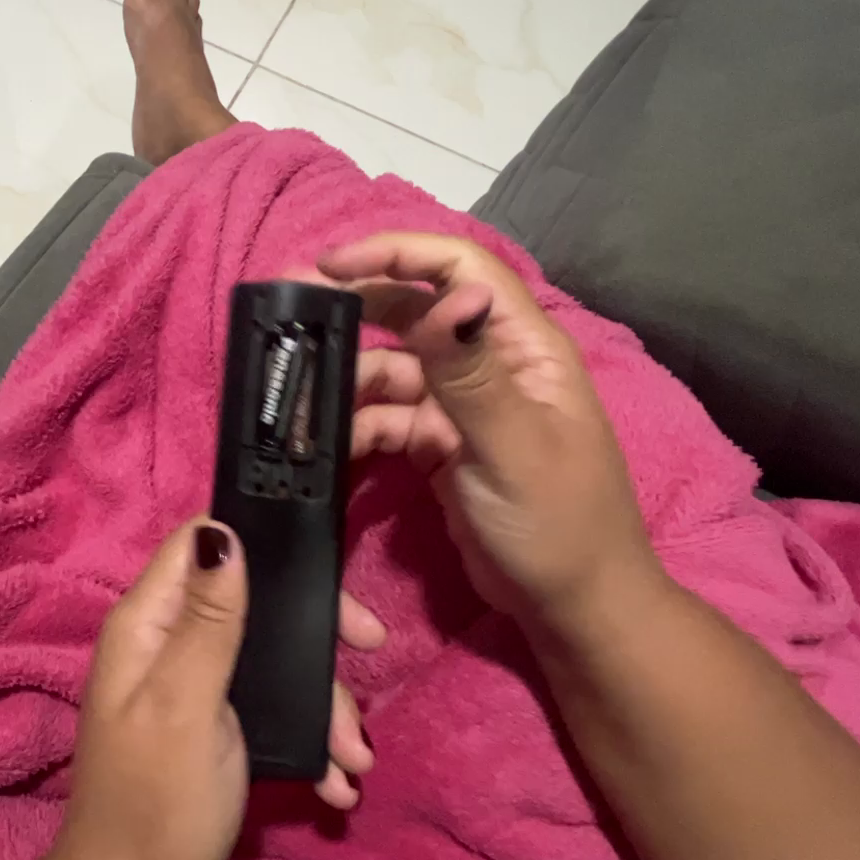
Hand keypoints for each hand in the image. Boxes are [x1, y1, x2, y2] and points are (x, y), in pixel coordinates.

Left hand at [9, 518, 385, 859]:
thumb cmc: (157, 799)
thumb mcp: (186, 705)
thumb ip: (208, 623)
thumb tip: (223, 533)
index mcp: (149, 620)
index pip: (200, 541)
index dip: (259, 543)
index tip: (324, 575)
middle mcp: (169, 636)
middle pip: (252, 597)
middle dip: (314, 630)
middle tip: (370, 650)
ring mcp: (193, 676)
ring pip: (271, 652)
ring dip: (321, 695)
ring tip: (352, 754)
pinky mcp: (216, 714)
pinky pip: (270, 697)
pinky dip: (307, 727)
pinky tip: (333, 774)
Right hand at [318, 232, 665, 633]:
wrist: (568, 606)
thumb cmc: (557, 523)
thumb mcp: (513, 447)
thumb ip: (473, 372)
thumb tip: (452, 295)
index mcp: (522, 346)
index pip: (457, 270)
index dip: (394, 254)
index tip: (329, 265)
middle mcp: (487, 361)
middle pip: (413, 309)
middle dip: (354, 306)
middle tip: (290, 312)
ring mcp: (458, 403)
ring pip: (388, 367)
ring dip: (347, 380)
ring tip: (300, 396)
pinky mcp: (434, 440)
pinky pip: (383, 415)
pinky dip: (355, 424)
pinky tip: (329, 442)